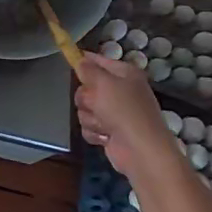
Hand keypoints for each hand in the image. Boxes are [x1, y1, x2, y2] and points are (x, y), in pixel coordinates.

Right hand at [74, 52, 174, 174]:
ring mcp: (114, 113)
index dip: (84, 60)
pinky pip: (88, 125)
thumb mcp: (104, 83)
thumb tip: (80, 61)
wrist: (141, 151)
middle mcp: (120, 91)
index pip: (99, 60)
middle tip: (96, 103)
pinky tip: (105, 136)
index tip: (69, 60)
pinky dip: (94, 131)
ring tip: (105, 124)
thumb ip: (88, 69)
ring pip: (84, 108)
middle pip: (87, 87)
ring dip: (90, 117)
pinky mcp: (108, 131)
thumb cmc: (124, 111)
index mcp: (124, 74)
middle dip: (86, 98)